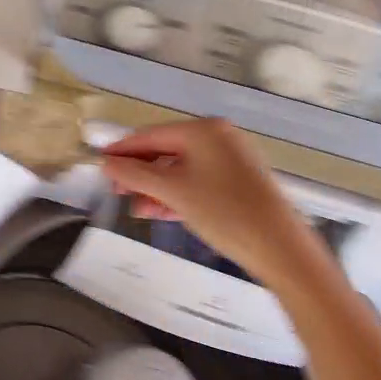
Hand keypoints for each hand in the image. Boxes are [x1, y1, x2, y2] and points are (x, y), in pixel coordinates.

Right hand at [101, 118, 335, 291]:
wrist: (281, 249)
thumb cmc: (224, 212)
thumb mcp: (172, 192)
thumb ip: (135, 175)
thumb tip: (107, 163)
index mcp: (203, 130)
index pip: (150, 135)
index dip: (122, 151)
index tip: (99, 164)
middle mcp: (219, 138)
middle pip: (165, 151)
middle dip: (140, 173)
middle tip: (117, 192)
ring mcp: (231, 160)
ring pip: (181, 169)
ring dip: (156, 188)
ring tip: (136, 209)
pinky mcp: (239, 182)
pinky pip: (198, 181)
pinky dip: (177, 194)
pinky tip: (159, 212)